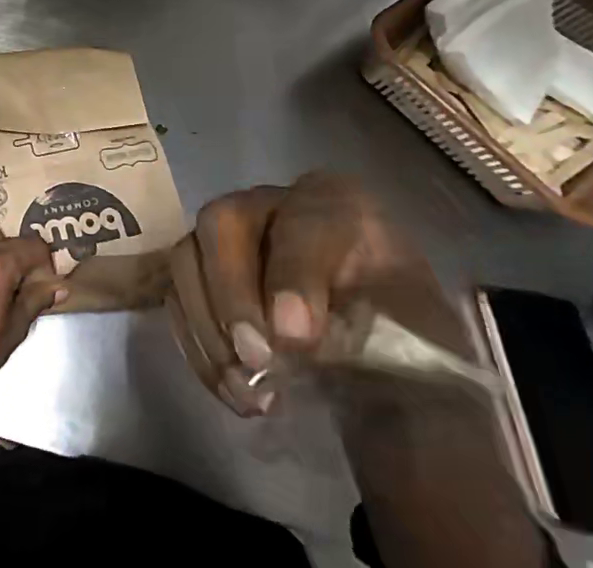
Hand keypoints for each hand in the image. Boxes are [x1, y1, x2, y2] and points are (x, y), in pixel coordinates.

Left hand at [0, 222, 63, 399]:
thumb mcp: (17, 327)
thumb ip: (37, 300)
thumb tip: (59, 287)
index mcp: (0, 266)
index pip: (33, 246)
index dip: (46, 261)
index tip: (48, 280)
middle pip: (12, 239)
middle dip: (27, 256)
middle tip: (32, 282)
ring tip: (4, 268)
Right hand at [165, 172, 459, 415]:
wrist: (384, 366)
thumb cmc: (405, 335)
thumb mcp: (416, 325)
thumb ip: (371, 322)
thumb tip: (291, 337)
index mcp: (333, 202)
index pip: (302, 221)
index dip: (294, 276)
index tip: (295, 338)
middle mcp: (266, 206)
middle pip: (222, 224)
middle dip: (232, 294)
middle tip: (255, 359)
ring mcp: (222, 238)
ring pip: (186, 260)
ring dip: (209, 327)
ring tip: (247, 388)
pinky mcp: (197, 275)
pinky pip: (176, 300)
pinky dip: (198, 348)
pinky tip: (233, 390)